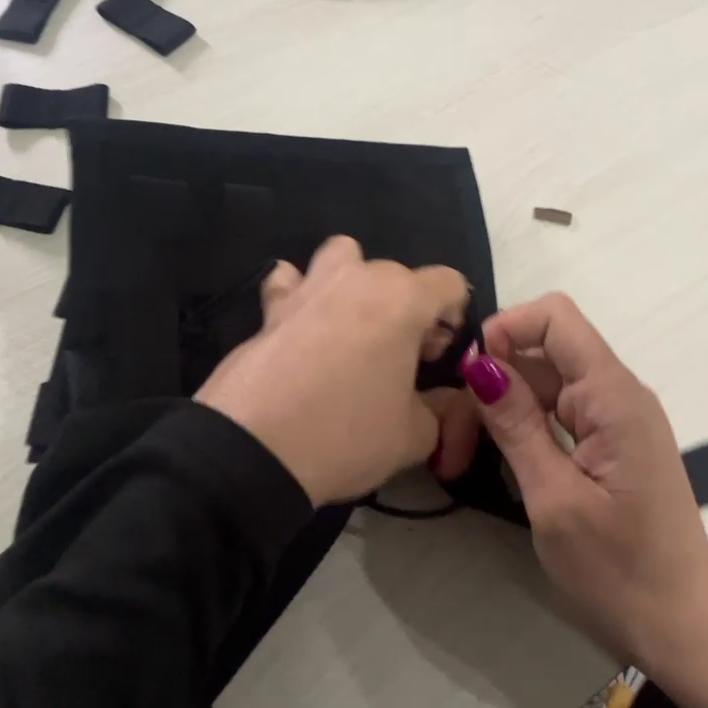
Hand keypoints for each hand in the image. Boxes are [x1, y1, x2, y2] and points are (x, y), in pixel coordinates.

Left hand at [195, 236, 480, 506]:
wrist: (255, 451)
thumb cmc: (347, 435)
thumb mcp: (413, 436)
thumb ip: (440, 410)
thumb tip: (446, 399)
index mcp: (404, 299)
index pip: (449, 283)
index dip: (452, 317)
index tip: (438, 357)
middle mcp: (359, 278)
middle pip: (398, 275)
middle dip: (406, 308)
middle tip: (399, 359)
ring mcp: (310, 285)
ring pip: (343, 257)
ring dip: (354, 280)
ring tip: (350, 326)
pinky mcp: (269, 306)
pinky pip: (288, 280)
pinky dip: (298, 292)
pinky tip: (299, 323)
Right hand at [462, 293, 707, 707]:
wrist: (683, 632)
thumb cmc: (619, 572)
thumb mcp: (554, 499)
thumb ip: (516, 426)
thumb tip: (479, 363)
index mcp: (613, 397)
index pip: (557, 318)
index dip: (507, 327)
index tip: (468, 373)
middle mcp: (618, 395)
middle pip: (545, 350)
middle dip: (494, 375)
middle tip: (452, 435)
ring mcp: (616, 420)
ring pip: (546, 382)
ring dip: (504, 404)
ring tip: (463, 452)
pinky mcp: (611, 445)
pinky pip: (560, 411)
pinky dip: (525, 425)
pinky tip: (500, 456)